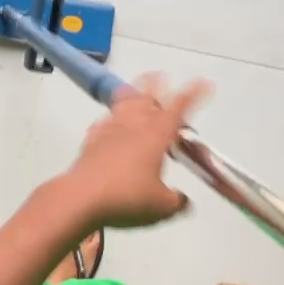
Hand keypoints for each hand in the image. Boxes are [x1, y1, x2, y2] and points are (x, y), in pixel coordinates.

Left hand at [54, 74, 209, 229]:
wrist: (80, 198)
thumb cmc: (127, 198)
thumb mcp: (161, 207)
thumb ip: (176, 201)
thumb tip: (182, 199)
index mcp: (156, 136)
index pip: (179, 109)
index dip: (193, 95)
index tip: (203, 82)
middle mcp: (133, 126)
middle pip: (146, 97)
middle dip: (156, 85)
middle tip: (161, 77)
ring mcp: (109, 130)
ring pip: (123, 104)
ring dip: (132, 95)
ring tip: (135, 92)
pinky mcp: (91, 140)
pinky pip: (104, 122)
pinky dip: (111, 119)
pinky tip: (109, 123)